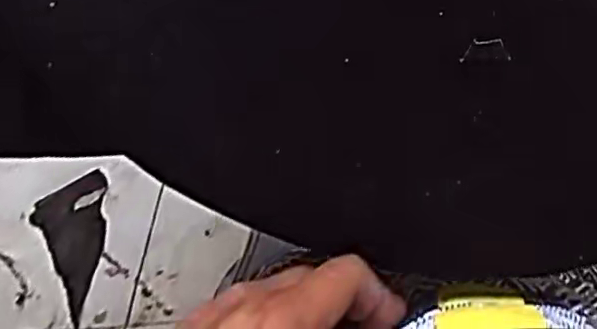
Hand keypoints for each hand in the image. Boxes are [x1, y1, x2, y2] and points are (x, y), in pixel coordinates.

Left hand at [180, 256, 404, 328]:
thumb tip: (376, 327)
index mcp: (279, 321)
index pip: (347, 274)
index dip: (380, 296)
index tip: (391, 316)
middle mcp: (239, 312)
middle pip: (312, 275)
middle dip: (344, 303)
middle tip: (364, 328)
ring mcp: (206, 325)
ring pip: (269, 292)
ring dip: (304, 310)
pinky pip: (231, 315)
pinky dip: (261, 324)